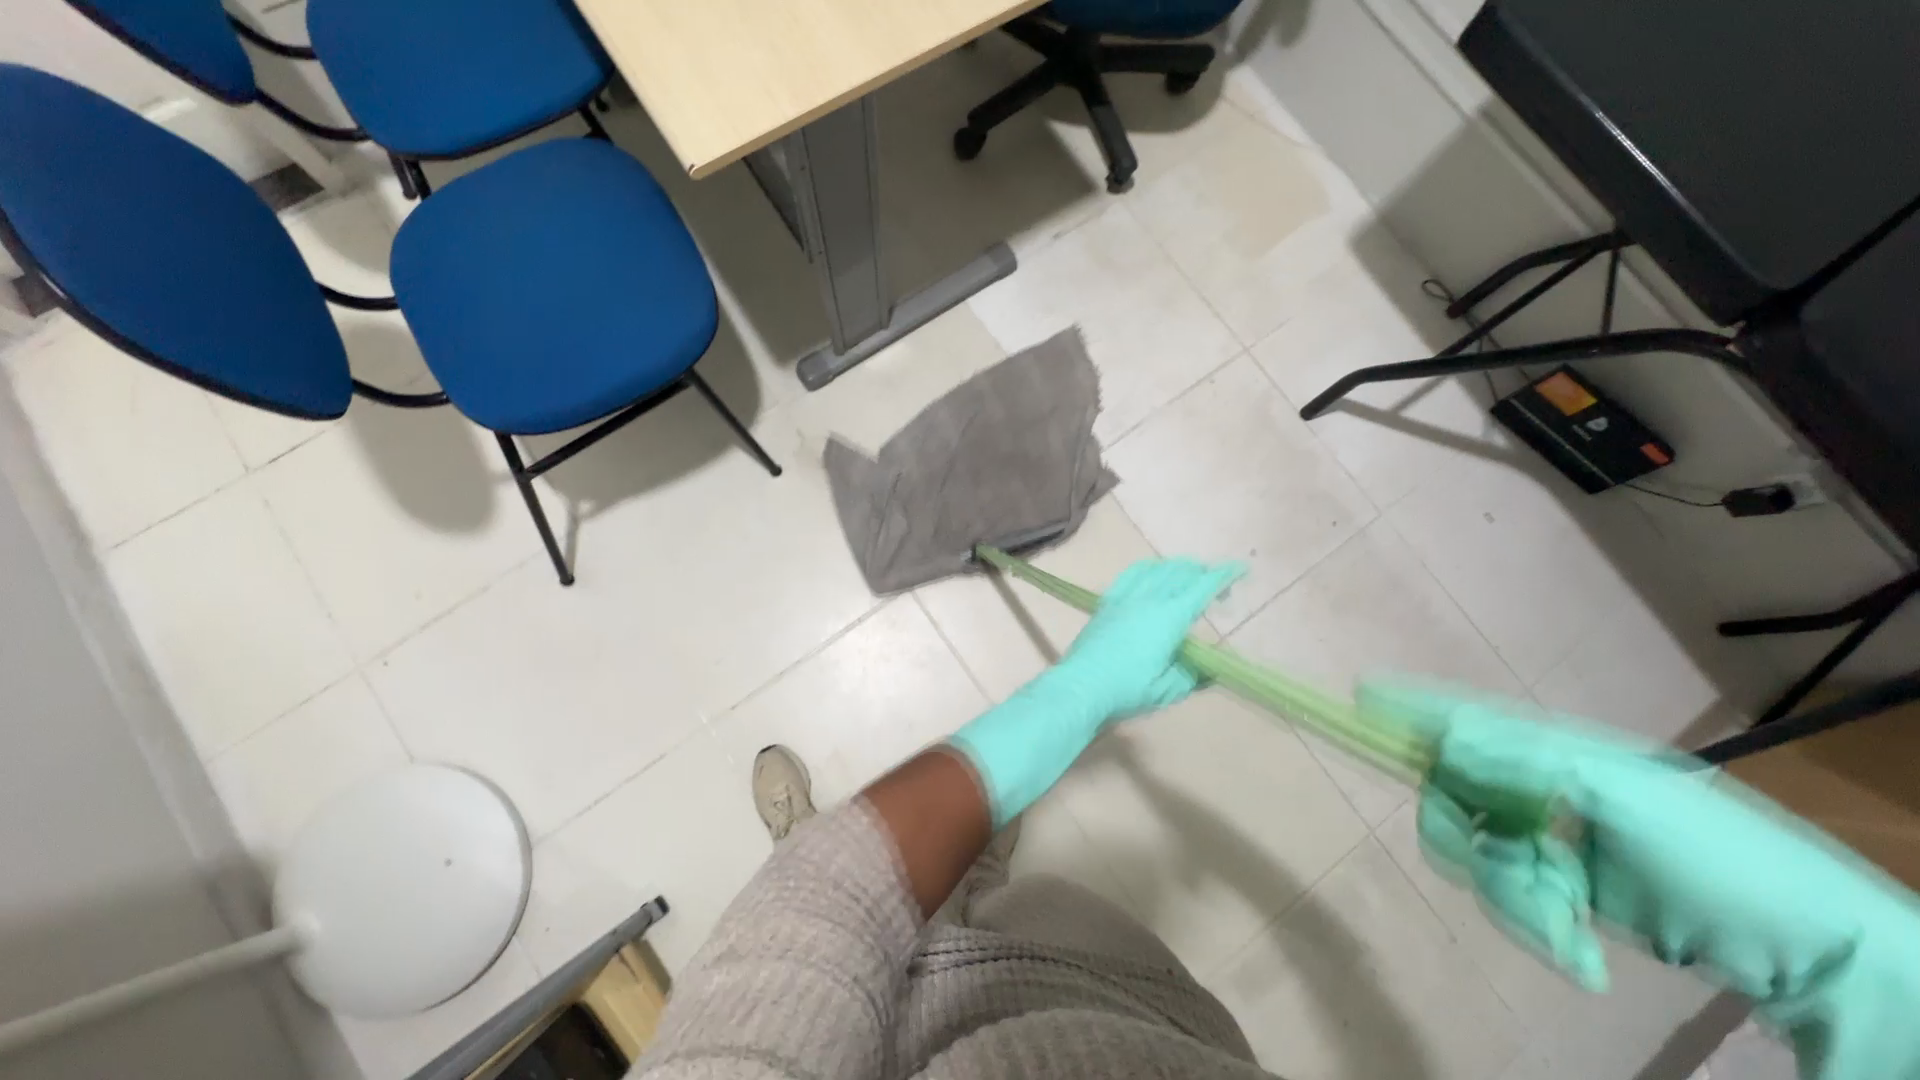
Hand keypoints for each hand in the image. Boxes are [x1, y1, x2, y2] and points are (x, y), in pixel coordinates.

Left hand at [949, 557, 1241, 825]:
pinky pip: (1131, 574)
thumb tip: (1209, 667)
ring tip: (1189, 577)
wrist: (1080, 688)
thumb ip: (1193, 674)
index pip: (1202, 587)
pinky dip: (1149, 569)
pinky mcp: (1107, 602)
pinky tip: (1152, 574)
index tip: (1241, 569)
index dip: (1224, 575)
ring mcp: (1125, 597)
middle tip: (1217, 588)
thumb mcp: (1170, 689)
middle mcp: (1149, 598)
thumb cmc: (1128, 690)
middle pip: (1181, 572)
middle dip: (1204, 573)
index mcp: (1170, 617)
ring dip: (1178, 568)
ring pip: (1157, 569)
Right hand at [1358, 681, 1919, 1079]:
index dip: (1412, 709)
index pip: (1468, 719)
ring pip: (1477, 858)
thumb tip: (1444, 738)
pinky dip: (1535, 929)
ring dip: (1515, 902)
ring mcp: (1548, 839)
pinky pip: (1508, 898)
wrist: (1807, 951)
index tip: (1360, 698)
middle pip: (1453, 798)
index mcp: (1559, 752)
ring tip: (1570, 937)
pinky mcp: (1556, 888)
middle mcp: (1542, 787)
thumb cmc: (1720, 858)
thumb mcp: (1623, 800)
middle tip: (1519, 879)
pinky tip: (1580, 956)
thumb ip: (1529, 765)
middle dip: (1476, 848)